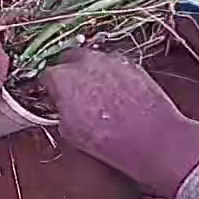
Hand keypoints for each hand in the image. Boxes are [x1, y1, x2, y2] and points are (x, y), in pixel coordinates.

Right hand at [38, 50, 198, 196]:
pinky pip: (113, 65)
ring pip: (92, 60)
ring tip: (96, 94)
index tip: (52, 94)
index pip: (46, 74)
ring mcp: (110, 59)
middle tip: (72, 91)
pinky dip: (111, 75)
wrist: (151, 138)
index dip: (48, 86)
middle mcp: (85, 61)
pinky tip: (115, 93)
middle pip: (68, 59)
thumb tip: (61, 105)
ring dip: (89, 72)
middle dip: (68, 73)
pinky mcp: (131, 63)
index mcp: (63, 77)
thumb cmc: (110, 139)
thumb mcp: (70, 131)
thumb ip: (60, 109)